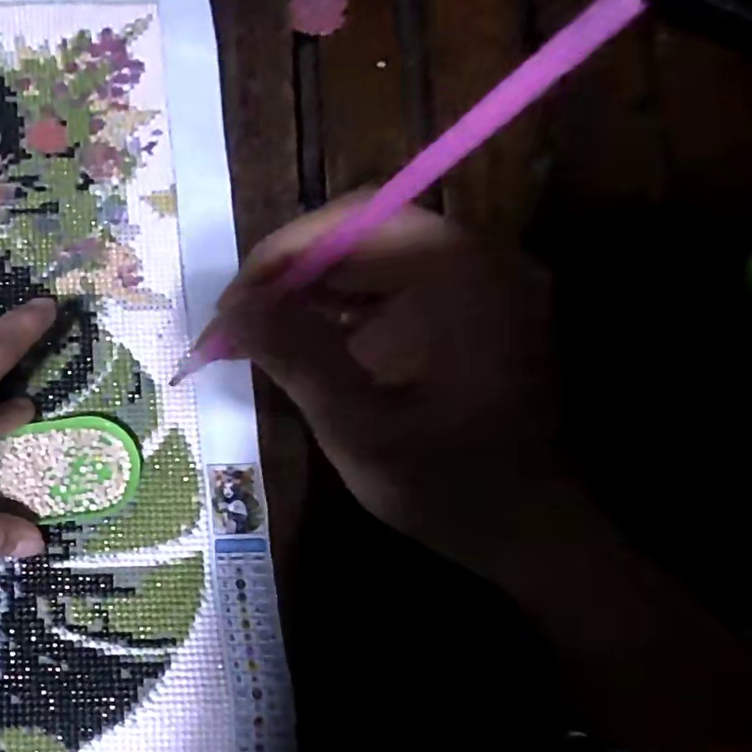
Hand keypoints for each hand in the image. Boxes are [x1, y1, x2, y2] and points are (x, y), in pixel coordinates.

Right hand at [214, 193, 559, 560]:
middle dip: (283, 275)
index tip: (230, 307)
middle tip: (231, 323)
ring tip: (248, 335)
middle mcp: (473, 263)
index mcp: (460, 276)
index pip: (353, 222)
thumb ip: (295, 356)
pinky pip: (380, 291)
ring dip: (300, 293)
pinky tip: (290, 345)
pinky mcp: (456, 316)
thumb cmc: (443, 482)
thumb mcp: (356, 425)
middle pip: (358, 234)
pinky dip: (329, 312)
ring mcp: (469, 287)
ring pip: (364, 261)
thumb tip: (231, 309)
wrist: (521, 530)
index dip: (279, 255)